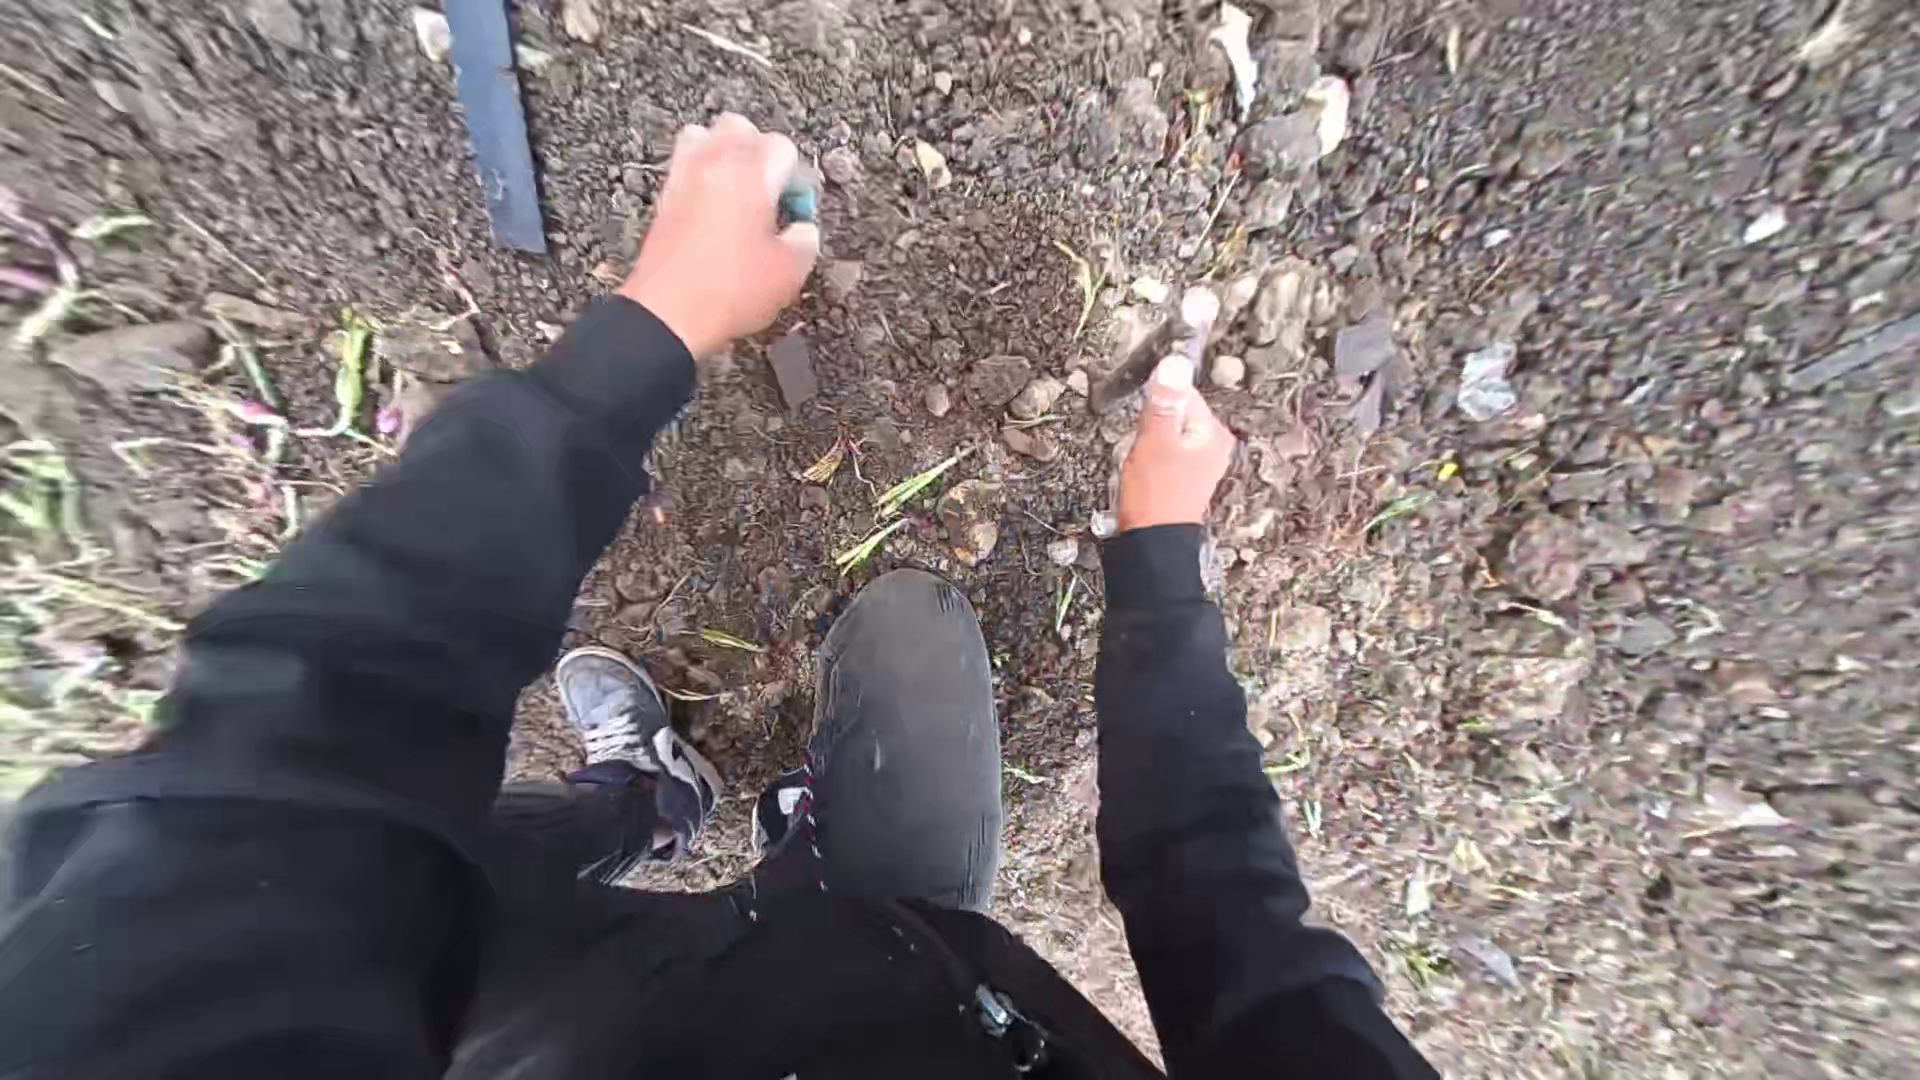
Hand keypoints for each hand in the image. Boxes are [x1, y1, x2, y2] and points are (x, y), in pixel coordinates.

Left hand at [619, 113, 820, 357]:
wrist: (671, 313)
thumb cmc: (734, 291)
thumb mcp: (790, 273)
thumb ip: (805, 241)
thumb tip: (803, 229)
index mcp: (750, 175)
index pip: (782, 148)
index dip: (799, 180)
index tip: (800, 212)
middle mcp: (714, 163)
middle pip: (740, 129)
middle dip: (762, 155)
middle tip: (774, 197)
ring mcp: (684, 176)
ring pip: (707, 138)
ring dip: (728, 158)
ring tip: (743, 198)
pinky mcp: (665, 198)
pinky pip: (688, 165)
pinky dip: (707, 177)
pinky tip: (719, 213)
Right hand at [1116, 356, 1235, 530]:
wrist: (1151, 542)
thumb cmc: (1155, 495)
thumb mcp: (1155, 441)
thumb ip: (1164, 402)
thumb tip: (1174, 364)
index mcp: (1213, 433)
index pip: (1182, 394)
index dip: (1156, 404)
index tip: (1144, 422)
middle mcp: (1213, 446)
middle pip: (1173, 414)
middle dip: (1149, 427)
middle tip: (1142, 449)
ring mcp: (1199, 463)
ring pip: (1164, 435)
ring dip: (1146, 444)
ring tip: (1141, 465)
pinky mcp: (1183, 477)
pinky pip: (1163, 453)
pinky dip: (1148, 459)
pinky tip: (1142, 475)